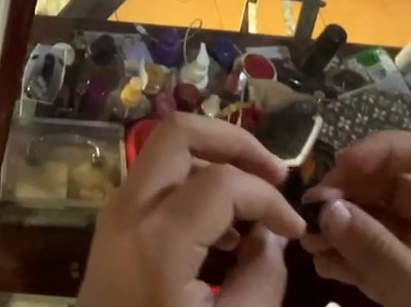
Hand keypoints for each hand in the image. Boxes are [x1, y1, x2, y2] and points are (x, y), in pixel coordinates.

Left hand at [77, 114, 305, 306]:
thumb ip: (261, 279)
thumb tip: (271, 233)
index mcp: (158, 238)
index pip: (223, 182)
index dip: (268, 198)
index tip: (296, 229)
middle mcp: (130, 207)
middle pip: (180, 132)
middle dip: (233, 141)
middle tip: (275, 172)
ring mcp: (116, 209)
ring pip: (165, 148)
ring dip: (213, 157)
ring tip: (255, 196)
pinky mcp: (114, 221)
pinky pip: (157, 176)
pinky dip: (194, 178)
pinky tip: (224, 222)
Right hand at [300, 132, 410, 306]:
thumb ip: (384, 257)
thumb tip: (326, 209)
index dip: (379, 152)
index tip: (336, 170)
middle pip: (395, 185)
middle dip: (350, 194)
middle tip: (310, 213)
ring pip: (381, 220)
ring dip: (343, 227)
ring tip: (308, 242)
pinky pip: (381, 257)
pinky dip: (351, 257)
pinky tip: (323, 263)